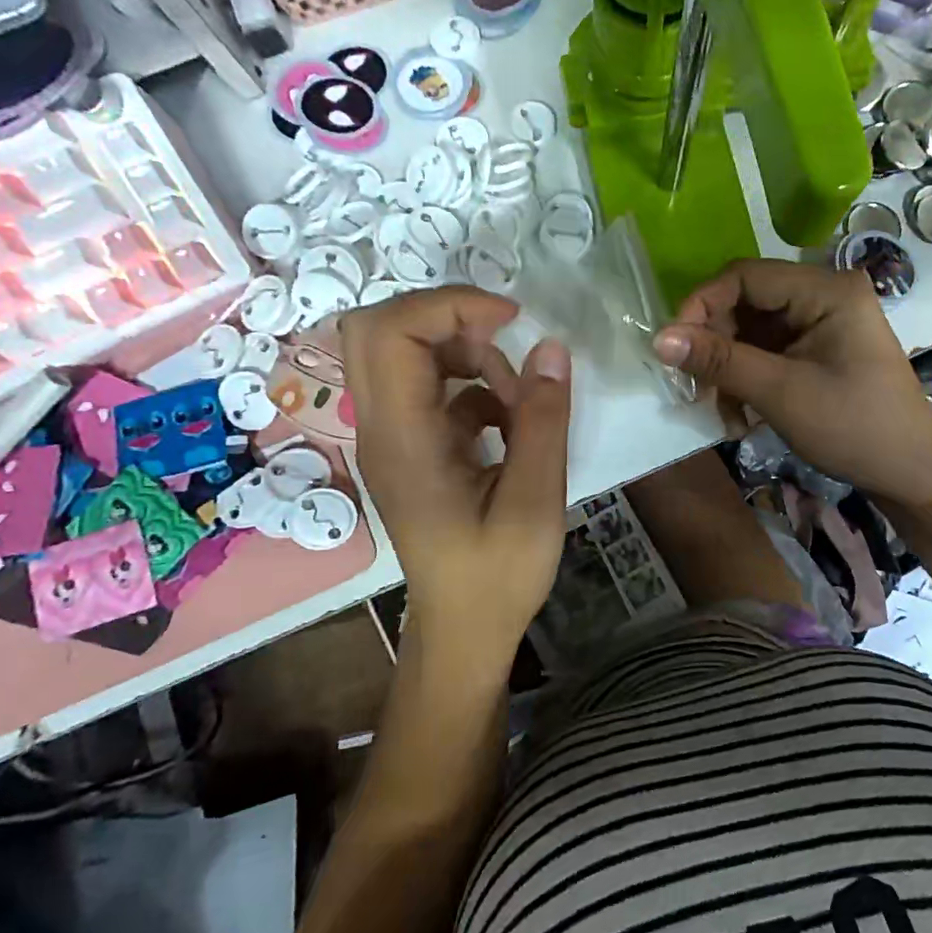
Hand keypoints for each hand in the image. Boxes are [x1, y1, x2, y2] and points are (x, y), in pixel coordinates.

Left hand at [340, 288, 571, 645]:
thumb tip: (551, 348)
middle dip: (448, 319)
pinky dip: (473, 388)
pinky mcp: (413, 451)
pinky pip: (431, 392)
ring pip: (405, 357)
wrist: (465, 627)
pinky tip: (513, 424)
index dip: (448, 305)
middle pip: (380, 331)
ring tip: (521, 399)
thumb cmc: (500, 574)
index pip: (389, 333)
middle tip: (505, 342)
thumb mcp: (536, 500)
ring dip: (466, 356)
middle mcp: (383, 430)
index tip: (512, 319)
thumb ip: (543, 422)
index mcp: (404, 441)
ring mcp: (393, 440)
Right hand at [652, 259, 931, 507]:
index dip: (702, 306)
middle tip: (695, 390)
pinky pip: (771, 353)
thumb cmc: (853, 428)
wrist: (910, 473)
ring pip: (754, 332)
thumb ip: (720, 361)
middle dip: (717, 347)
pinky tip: (743, 418)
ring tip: (724, 415)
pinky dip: (751, 380)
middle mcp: (826, 295)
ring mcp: (824, 323)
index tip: (671, 348)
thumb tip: (659, 338)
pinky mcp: (821, 350)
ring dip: (731, 371)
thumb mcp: (781, 394)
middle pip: (748, 304)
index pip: (746, 276)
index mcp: (827, 289)